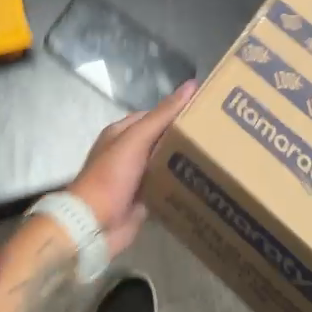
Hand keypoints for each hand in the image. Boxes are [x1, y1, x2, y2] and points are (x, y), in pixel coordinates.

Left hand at [68, 80, 199, 255]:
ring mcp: (135, 178)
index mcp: (122, 132)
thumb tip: (191, 85)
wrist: (94, 225)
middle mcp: (128, 152)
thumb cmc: (112, 176)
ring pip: (165, 165)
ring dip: (184, 164)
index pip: (154, 115)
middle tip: (218, 138)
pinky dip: (179, 188)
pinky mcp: (142, 201)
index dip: (177, 111)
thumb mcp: (136, 139)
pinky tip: (203, 187)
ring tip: (216, 160)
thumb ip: (162, 115)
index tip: (205, 112)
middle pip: (161, 140)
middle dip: (183, 139)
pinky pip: (165, 189)